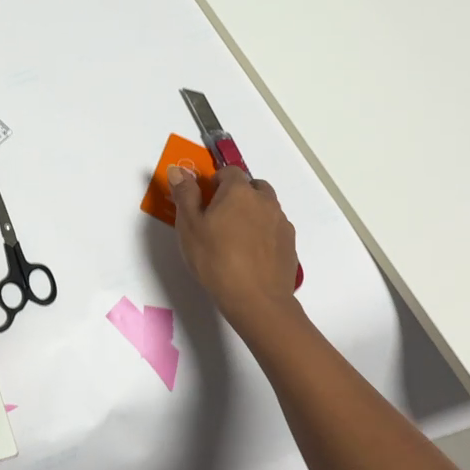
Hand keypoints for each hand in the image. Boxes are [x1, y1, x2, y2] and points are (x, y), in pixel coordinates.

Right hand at [169, 164, 300, 335]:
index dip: (216, 181)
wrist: (256, 300)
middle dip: (239, 194)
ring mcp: (281, 223)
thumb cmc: (215, 258)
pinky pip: (275, 229)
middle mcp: (265, 201)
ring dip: (253, 213)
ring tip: (237, 237)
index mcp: (239, 191)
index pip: (229, 172)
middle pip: (253, 186)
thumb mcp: (189, 225)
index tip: (205, 200)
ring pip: (267, 207)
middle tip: (221, 216)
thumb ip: (185, 193)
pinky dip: (265, 233)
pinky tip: (252, 254)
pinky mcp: (290, 245)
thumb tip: (178, 169)